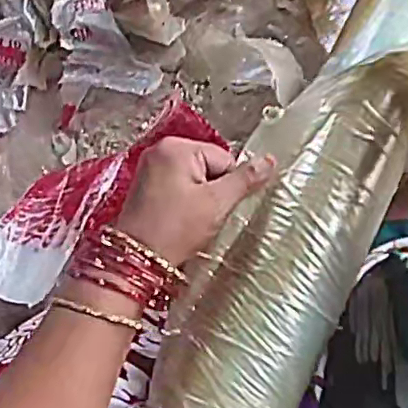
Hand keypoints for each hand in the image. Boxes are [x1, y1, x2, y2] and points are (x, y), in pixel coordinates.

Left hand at [114, 138, 275, 264]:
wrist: (138, 259)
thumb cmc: (175, 230)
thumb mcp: (217, 203)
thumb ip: (245, 179)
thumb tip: (269, 161)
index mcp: (177, 147)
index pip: (226, 159)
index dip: (229, 186)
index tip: (216, 207)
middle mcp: (161, 150)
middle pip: (211, 167)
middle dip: (214, 192)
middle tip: (202, 215)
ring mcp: (150, 167)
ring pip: (197, 179)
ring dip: (201, 199)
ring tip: (191, 219)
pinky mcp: (146, 185)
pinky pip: (180, 186)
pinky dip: (186, 202)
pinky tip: (181, 219)